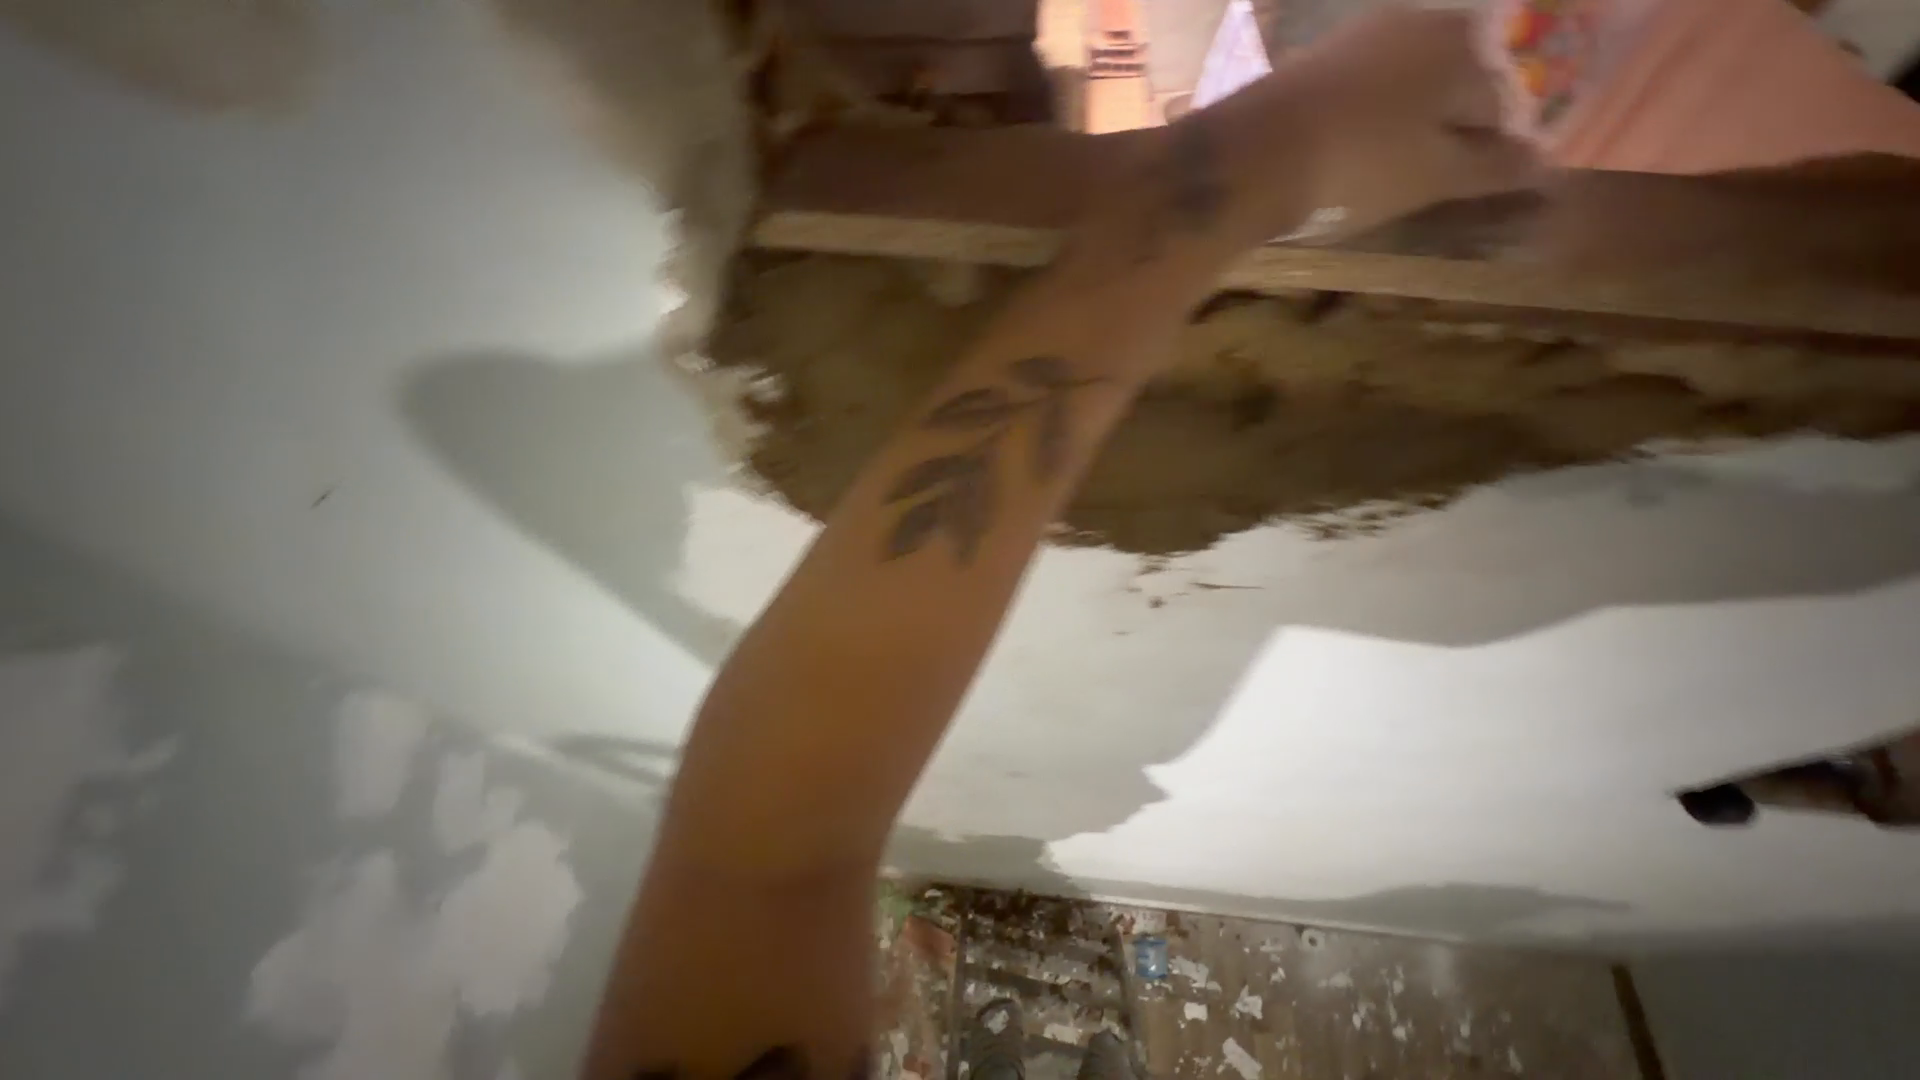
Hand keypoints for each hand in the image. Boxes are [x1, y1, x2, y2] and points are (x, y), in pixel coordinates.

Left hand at [1203, 5, 1542, 243]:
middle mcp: (1419, 21)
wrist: (1252, 156)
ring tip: (1396, 168)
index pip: (1509, 92)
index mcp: (1466, 41)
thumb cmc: (1359, 165)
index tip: (1486, 175)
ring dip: (1412, 120)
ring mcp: (1361, 35)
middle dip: (1458, 124)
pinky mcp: (1315, 60)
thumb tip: (1544, 159)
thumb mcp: (1435, 175)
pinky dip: (1370, 117)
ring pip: (1409, 80)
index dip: (1504, 139)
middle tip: (1440, 175)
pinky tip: (1354, 150)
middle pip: (1458, 77)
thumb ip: (1494, 165)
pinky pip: (1364, 87)